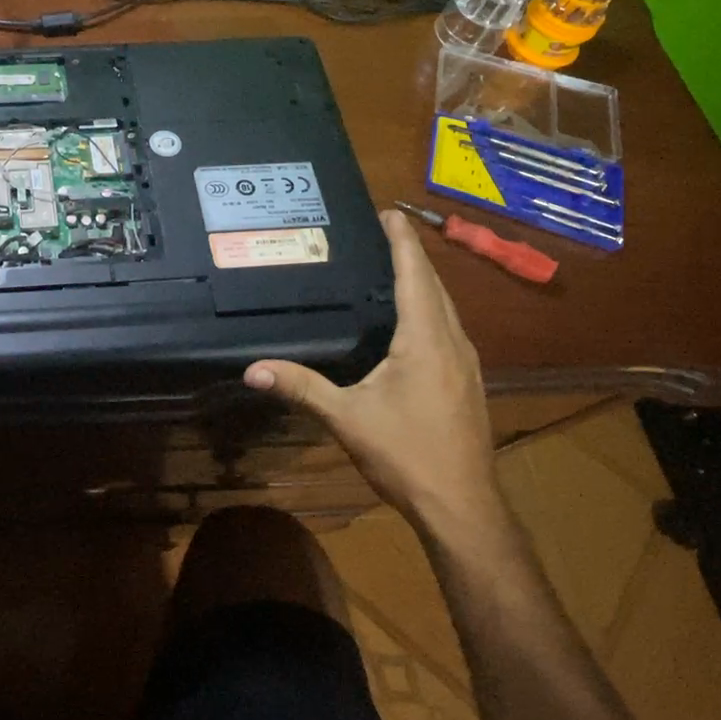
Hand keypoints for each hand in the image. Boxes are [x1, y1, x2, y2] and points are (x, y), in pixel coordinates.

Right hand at [244, 210, 498, 525]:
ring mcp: (467, 364)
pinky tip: (413, 322)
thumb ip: (302, 388)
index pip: (415, 276)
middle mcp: (453, 343)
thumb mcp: (347, 419)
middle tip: (385, 232)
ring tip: (396, 267)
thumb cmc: (406, 455)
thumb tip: (252, 369)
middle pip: (435, 287)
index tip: (390, 212)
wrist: (463, 507)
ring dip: (425, 283)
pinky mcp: (468, 384)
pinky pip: (449, 330)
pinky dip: (431, 310)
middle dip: (413, 256)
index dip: (403, 242)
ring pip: (447, 309)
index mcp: (426, 341)